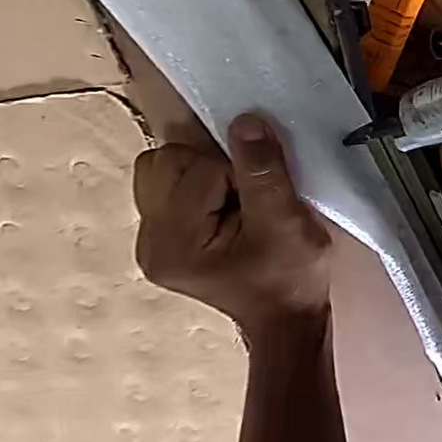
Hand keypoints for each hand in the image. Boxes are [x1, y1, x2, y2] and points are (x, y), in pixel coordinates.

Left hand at [133, 114, 333, 333]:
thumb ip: (263, 170)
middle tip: (249, 197)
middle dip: (213, 166)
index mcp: (173, 241)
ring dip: (207, 173)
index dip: (238, 171)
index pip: (196, 168)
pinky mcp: (165, 240)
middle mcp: (149, 240)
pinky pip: (171, 189)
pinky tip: (230, 211)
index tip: (266, 198)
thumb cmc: (292, 274)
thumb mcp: (286, 221)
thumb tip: (244, 121)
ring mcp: (152, 241)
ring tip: (239, 203)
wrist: (289, 319)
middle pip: (164, 163)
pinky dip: (203, 188)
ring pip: (163, 171)